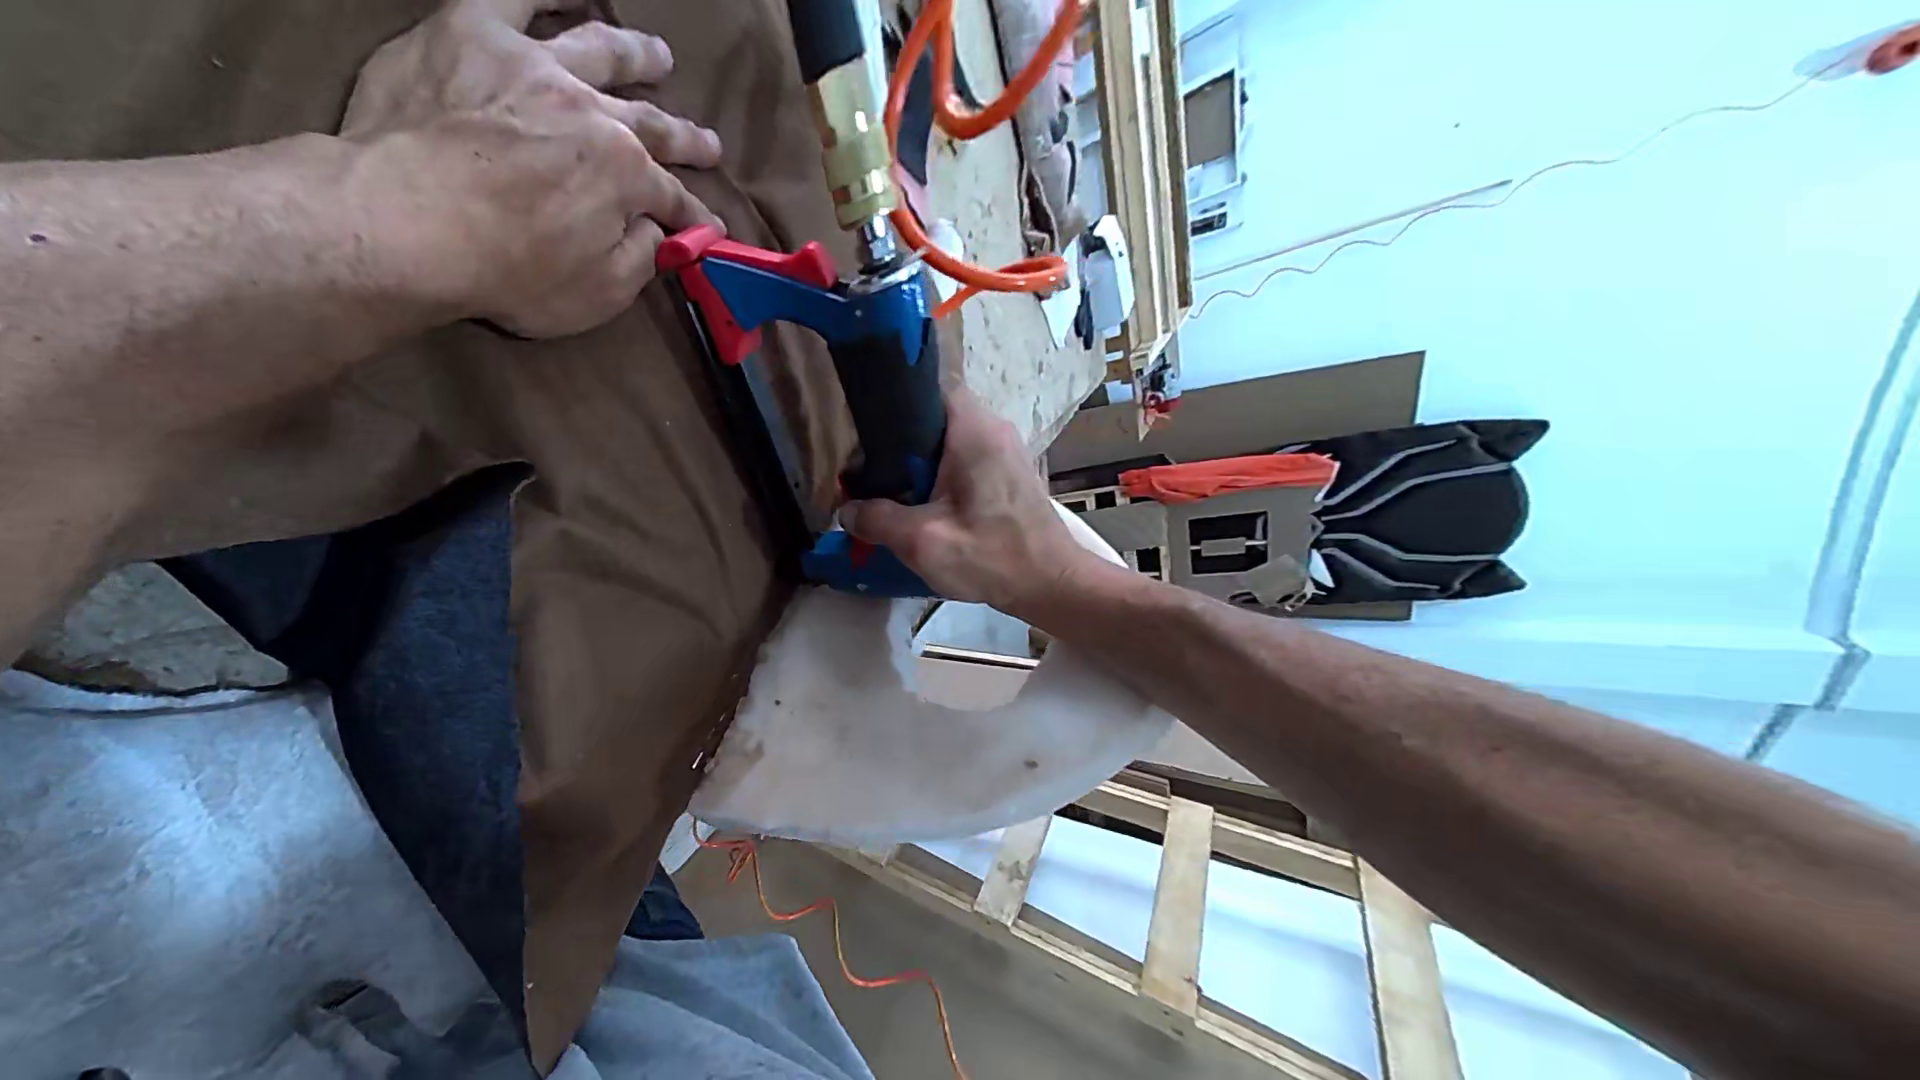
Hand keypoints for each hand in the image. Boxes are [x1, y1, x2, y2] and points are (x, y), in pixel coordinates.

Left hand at [340, 0, 724, 337]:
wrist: (404, 223)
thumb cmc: (512, 273)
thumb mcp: (602, 292)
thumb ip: (641, 259)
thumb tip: (658, 233)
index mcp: (628, 177)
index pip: (674, 200)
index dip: (695, 218)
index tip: (711, 229)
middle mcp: (594, 114)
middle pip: (654, 126)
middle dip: (688, 141)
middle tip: (711, 145)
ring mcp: (535, 67)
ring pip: (600, 51)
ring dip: (636, 56)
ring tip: (658, 56)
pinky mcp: (472, 33)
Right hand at [841, 390, 1102, 614]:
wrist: (1052, 584)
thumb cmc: (991, 556)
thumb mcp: (923, 541)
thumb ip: (878, 520)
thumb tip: (847, 510)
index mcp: (974, 430)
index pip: (927, 388)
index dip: (893, 408)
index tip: (870, 443)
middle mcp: (994, 429)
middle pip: (935, 417)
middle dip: (903, 446)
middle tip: (879, 479)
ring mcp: (1007, 450)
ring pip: (950, 442)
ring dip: (923, 466)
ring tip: (900, 498)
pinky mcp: (1012, 474)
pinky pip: (968, 461)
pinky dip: (945, 478)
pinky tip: (931, 510)